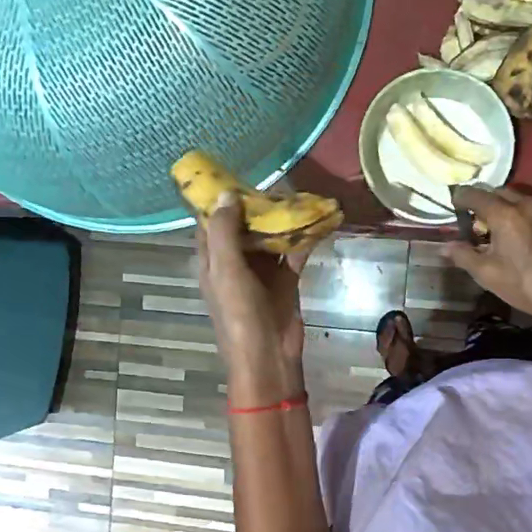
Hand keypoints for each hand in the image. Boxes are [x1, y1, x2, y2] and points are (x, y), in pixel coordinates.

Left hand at [196, 194, 310, 404]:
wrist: (269, 356)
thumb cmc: (239, 314)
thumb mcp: (225, 270)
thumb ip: (224, 231)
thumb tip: (226, 193)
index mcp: (212, 261)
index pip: (210, 223)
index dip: (220, 200)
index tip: (236, 175)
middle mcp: (235, 263)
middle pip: (244, 226)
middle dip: (259, 205)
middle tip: (278, 180)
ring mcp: (261, 272)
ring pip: (271, 237)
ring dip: (284, 219)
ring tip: (302, 193)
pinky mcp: (285, 280)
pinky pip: (294, 253)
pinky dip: (305, 238)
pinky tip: (320, 219)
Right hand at [446, 187, 531, 346]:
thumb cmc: (525, 285)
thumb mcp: (487, 274)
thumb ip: (463, 255)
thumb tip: (445, 246)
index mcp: (504, 215)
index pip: (475, 195)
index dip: (460, 198)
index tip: (453, 206)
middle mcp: (526, 203)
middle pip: (497, 191)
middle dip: (482, 201)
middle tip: (474, 222)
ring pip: (516, 196)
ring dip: (502, 205)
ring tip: (496, 228)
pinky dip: (519, 211)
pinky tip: (517, 232)